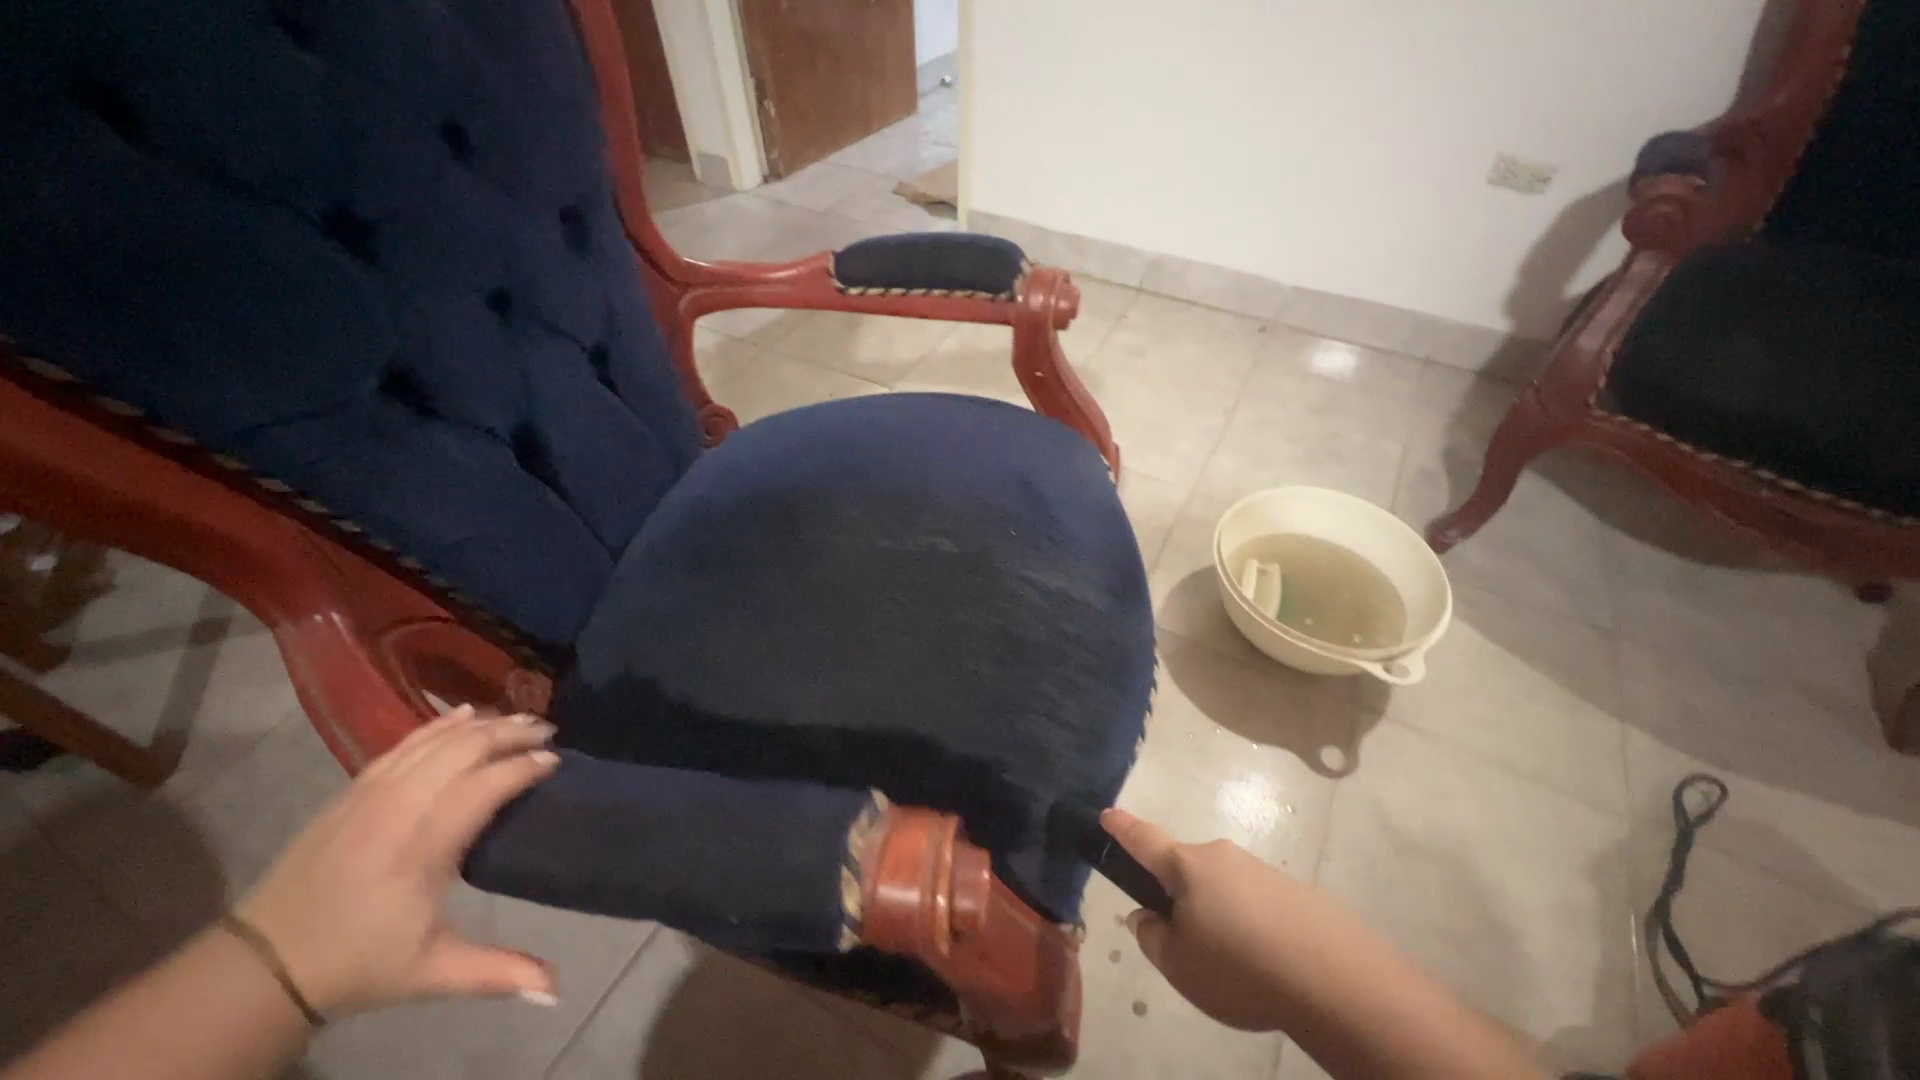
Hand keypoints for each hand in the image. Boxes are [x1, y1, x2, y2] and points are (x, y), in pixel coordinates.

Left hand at [234, 705, 561, 1015]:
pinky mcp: (351, 792)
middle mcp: (396, 808)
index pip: (483, 786)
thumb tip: (558, 990)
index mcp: (420, 847)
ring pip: (433, 741)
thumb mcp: (431, 973)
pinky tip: (461, 714)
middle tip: (548, 729)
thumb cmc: (357, 963)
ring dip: (480, 725)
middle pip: (461, 750)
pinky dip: (437, 726)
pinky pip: (403, 745)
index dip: (523, 767)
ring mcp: (368, 794)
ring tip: (519, 718)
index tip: (556, 760)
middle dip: (509, 733)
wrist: (264, 963)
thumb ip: (498, 973)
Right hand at [1101, 807, 1309, 1031]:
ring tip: (1235, 969)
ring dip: (1219, 917)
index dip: (1123, 829)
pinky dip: (1252, 929)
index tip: (1107, 814)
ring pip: (1224, 890)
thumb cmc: (1237, 967)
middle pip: (1187, 871)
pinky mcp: (1296, 893)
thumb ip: (1152, 936)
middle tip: (1186, 945)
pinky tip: (1267, 968)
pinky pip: (1257, 906)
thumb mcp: (1177, 964)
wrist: (1334, 979)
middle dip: (1179, 898)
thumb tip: (1149, 916)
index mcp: (1186, 867)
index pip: (1144, 841)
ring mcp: (1262, 871)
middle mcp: (1222, 857)